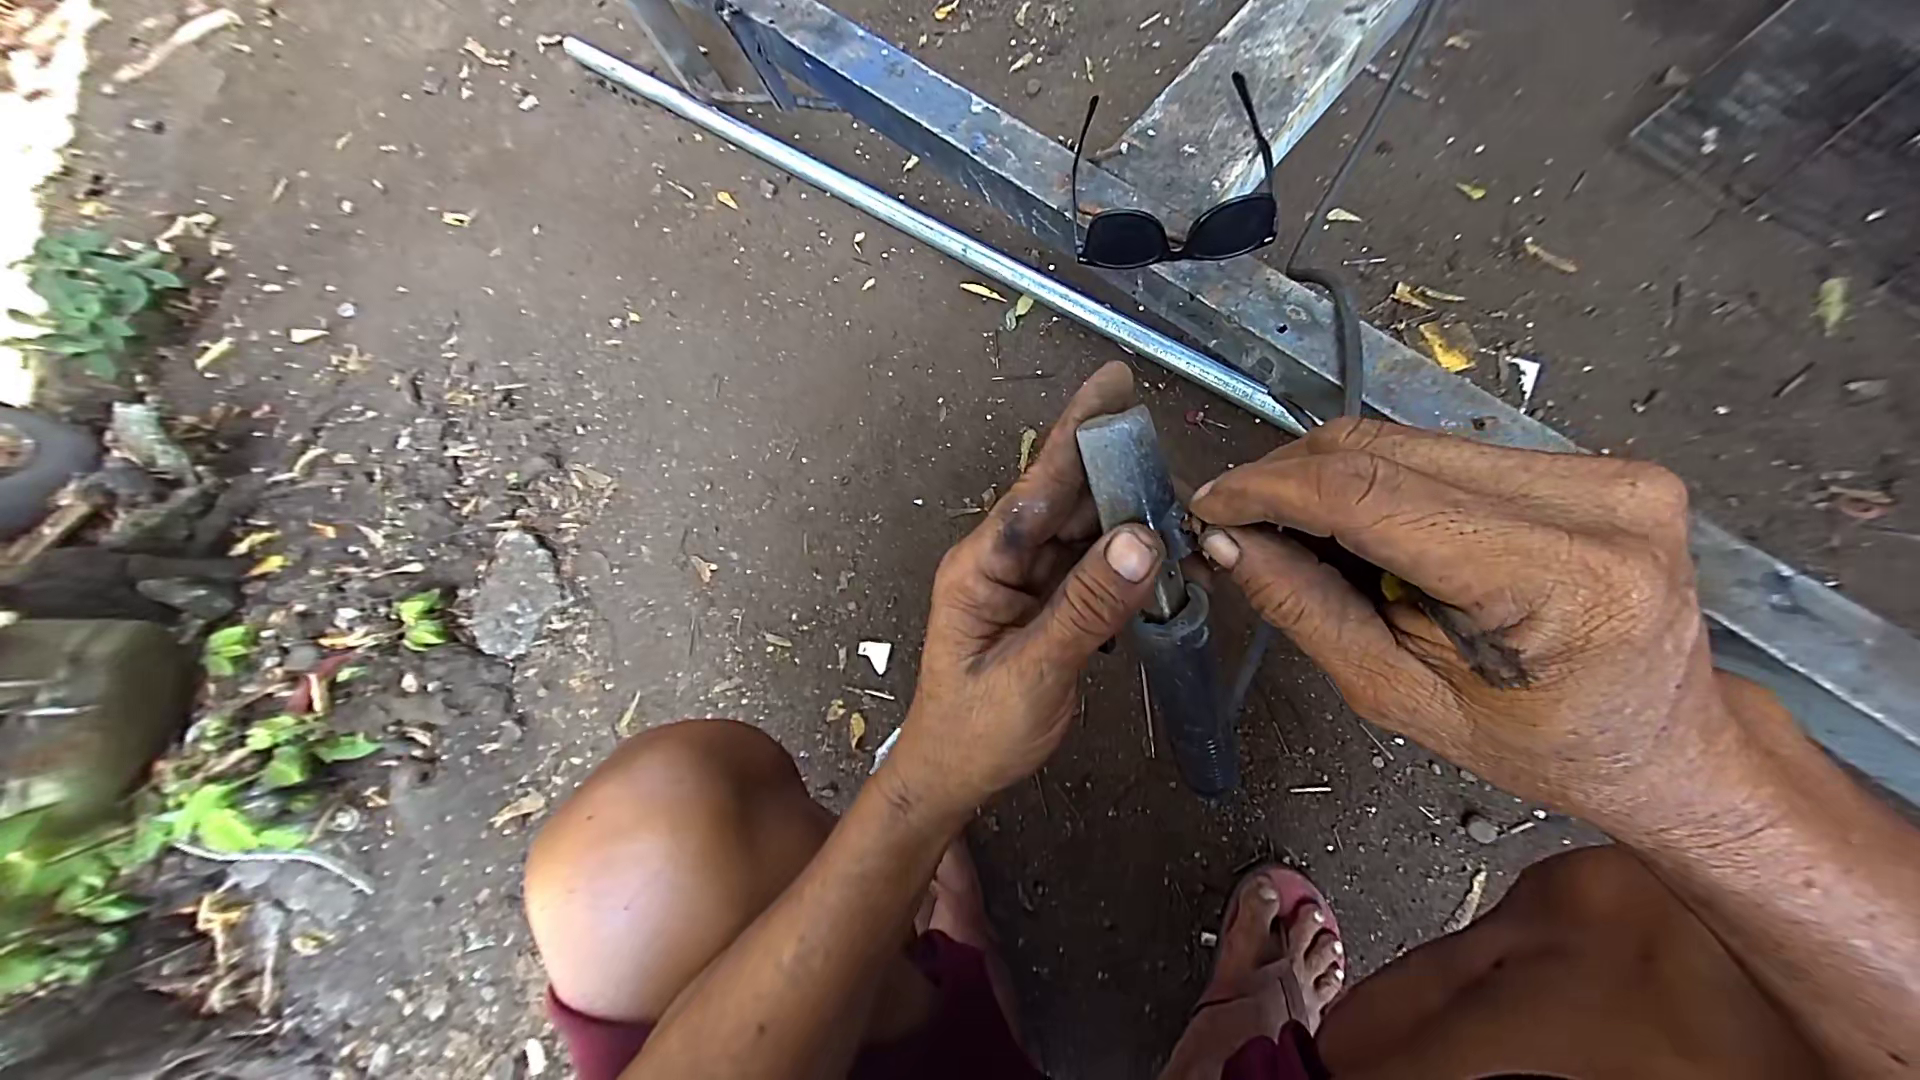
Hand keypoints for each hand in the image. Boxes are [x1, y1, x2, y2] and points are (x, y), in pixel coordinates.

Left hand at [881, 362, 1164, 822]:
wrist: (952, 773)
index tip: (1113, 383)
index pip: (1035, 488)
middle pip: (1063, 502)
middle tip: (1168, 457)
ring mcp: (1021, 581)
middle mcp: (1000, 561)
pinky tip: (1155, 558)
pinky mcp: (1041, 603)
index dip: (1076, 433)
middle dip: (1115, 473)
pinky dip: (1123, 562)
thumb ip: (1086, 607)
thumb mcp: (1033, 673)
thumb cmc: (976, 730)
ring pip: (1081, 533)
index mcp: (980, 565)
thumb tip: (1142, 539)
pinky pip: (1087, 568)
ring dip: (1126, 519)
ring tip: (1176, 509)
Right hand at [1189, 418, 1741, 825]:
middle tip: (1230, 518)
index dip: (1268, 490)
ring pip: (1394, 439)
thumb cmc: (1535, 744)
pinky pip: (1427, 450)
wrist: (1664, 742)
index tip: (1208, 504)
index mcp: (1556, 576)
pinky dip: (1360, 479)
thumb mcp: (1393, 695)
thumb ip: (1305, 607)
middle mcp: (1591, 498)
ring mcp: (1594, 469)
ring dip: (1314, 477)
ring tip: (1278, 524)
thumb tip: (1230, 542)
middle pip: (1376, 449)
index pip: (1367, 494)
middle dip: (1281, 479)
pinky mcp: (1579, 462)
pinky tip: (1339, 520)